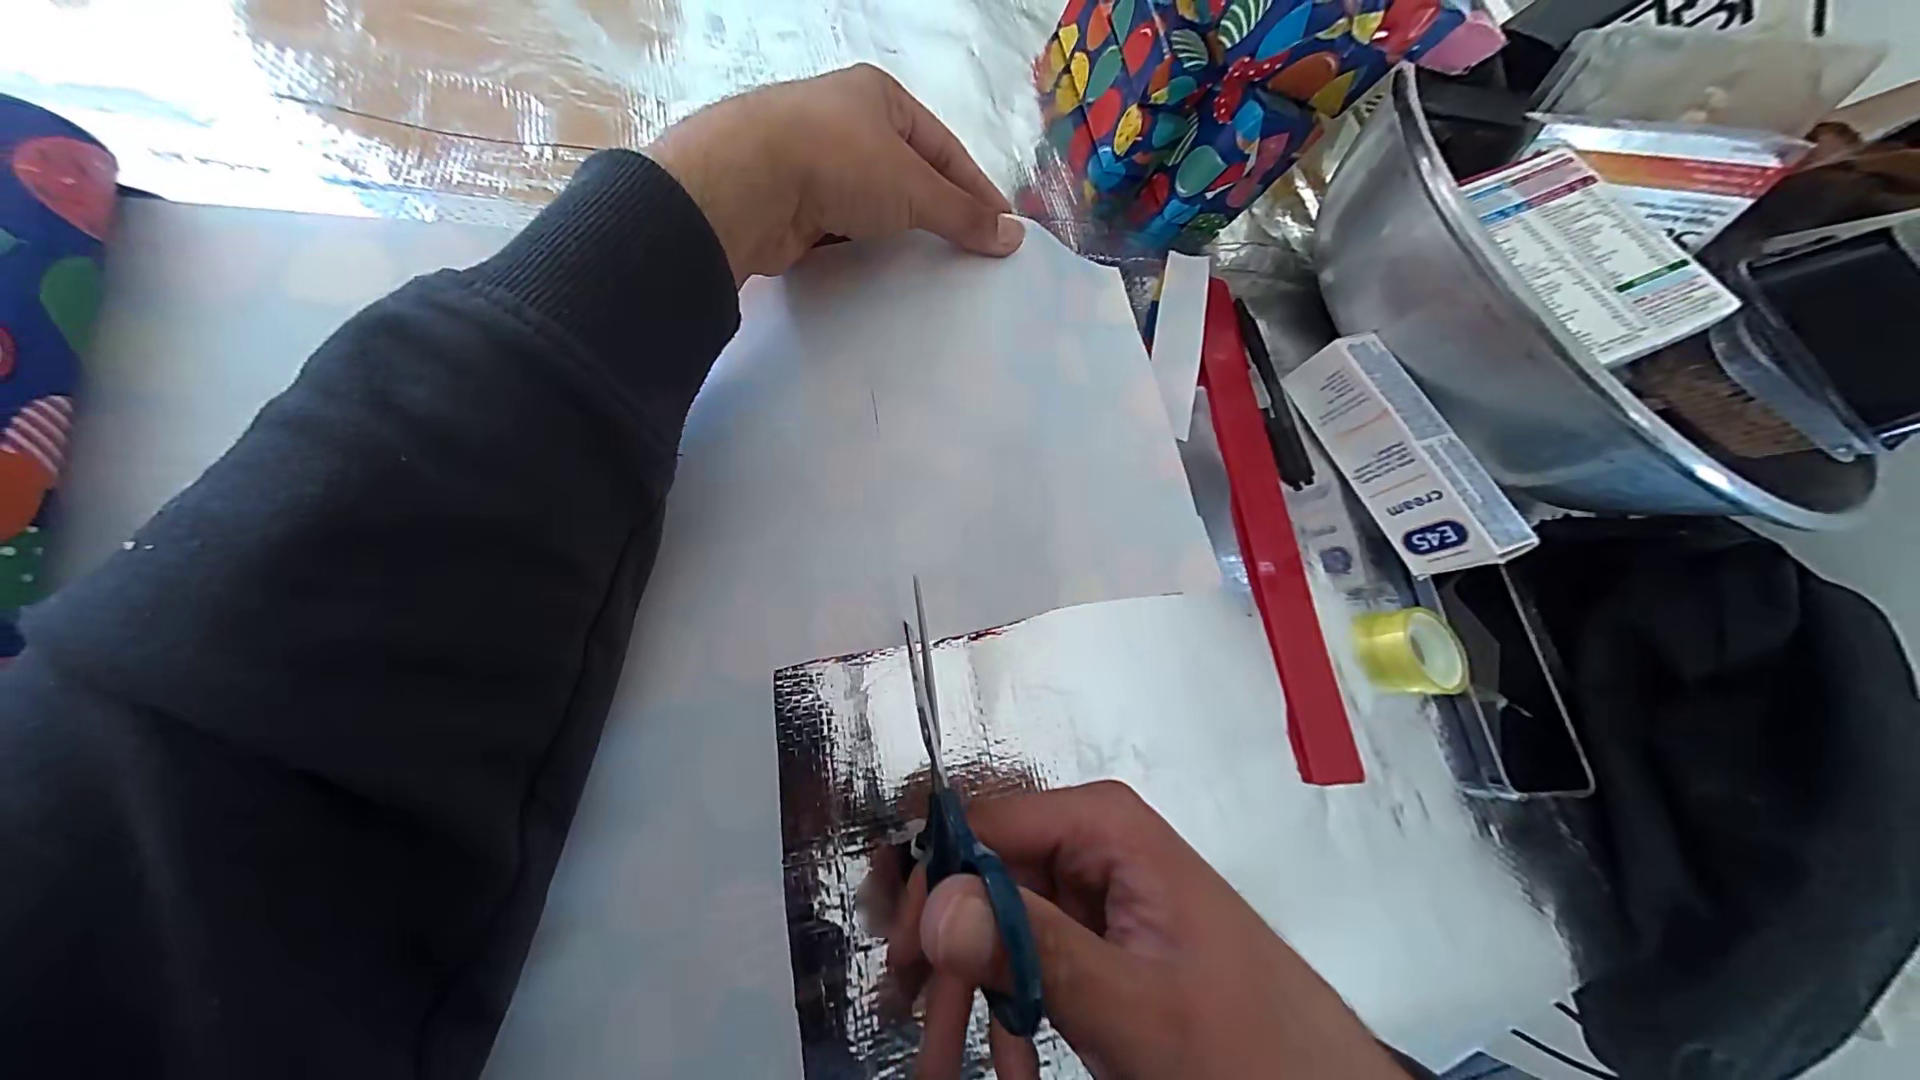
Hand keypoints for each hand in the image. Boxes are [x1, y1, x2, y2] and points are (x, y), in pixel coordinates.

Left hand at [646, 64, 1023, 283]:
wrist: (749, 185)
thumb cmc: (841, 162)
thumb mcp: (914, 186)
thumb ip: (963, 214)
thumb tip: (1013, 236)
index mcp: (880, 98)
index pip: (946, 150)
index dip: (978, 192)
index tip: (1004, 231)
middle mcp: (848, 124)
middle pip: (911, 177)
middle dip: (940, 214)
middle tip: (969, 253)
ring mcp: (817, 164)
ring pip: (876, 205)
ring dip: (902, 234)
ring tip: (932, 268)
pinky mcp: (796, 204)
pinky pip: (846, 229)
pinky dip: (868, 249)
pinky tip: (884, 271)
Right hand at [887, 781, 1412, 1079]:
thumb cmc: (1241, 1042)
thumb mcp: (1133, 1004)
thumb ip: (1032, 947)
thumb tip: (934, 903)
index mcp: (1098, 822)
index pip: (983, 824)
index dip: (933, 882)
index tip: (901, 956)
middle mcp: (1088, 837)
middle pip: (984, 873)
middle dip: (948, 949)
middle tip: (913, 1021)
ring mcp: (1092, 883)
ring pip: (998, 917)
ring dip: (970, 989)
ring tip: (948, 1062)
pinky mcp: (1097, 928)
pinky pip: (1029, 949)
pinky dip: (1009, 1003)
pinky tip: (1012, 1059)